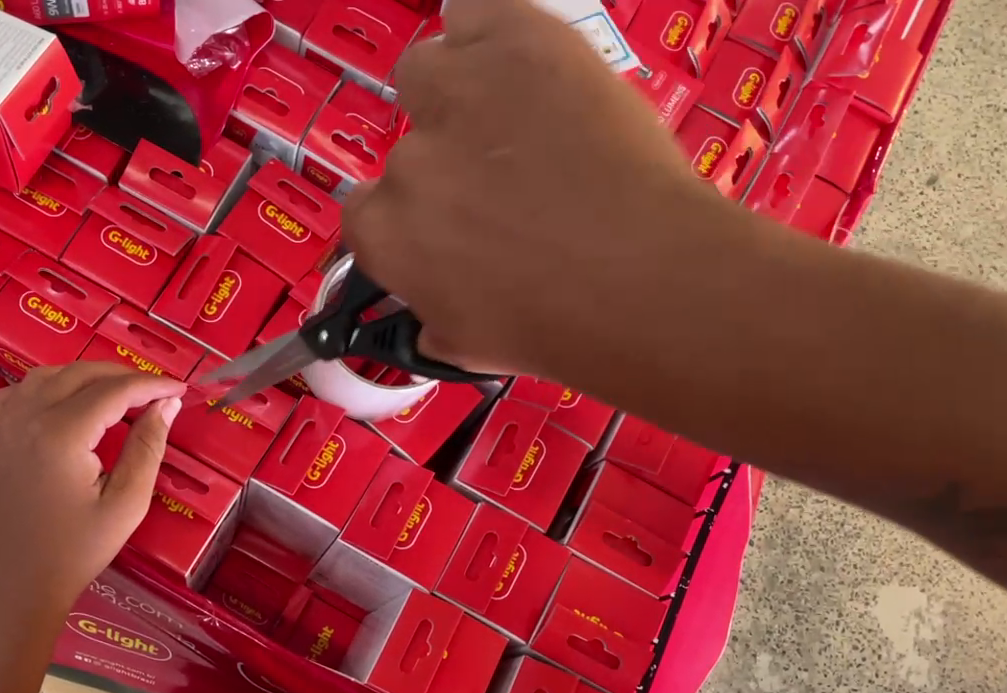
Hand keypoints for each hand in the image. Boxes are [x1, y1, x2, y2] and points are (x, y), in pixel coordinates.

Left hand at [0, 363, 184, 621]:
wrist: (18, 581)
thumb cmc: (76, 550)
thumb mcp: (126, 504)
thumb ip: (148, 448)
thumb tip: (166, 405)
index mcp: (61, 435)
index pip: (113, 391)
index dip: (150, 385)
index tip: (178, 389)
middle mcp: (25, 416)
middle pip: (81, 374)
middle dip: (123, 377)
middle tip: (154, 393)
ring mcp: (0, 422)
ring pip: (49, 375)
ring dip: (86, 377)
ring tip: (118, 396)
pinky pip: (20, 390)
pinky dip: (49, 387)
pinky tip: (67, 404)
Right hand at [345, 0, 742, 372]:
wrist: (642, 280)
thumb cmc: (549, 330)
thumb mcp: (464, 345)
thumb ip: (428, 316)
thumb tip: (427, 315)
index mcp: (385, 234)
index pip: (364, 212)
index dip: (403, 220)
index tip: (439, 228)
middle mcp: (406, 160)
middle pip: (402, 145)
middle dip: (438, 163)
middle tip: (491, 183)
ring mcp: (458, 92)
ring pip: (425, 69)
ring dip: (452, 91)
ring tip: (505, 118)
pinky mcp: (517, 40)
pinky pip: (475, 9)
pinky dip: (487, 30)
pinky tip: (516, 62)